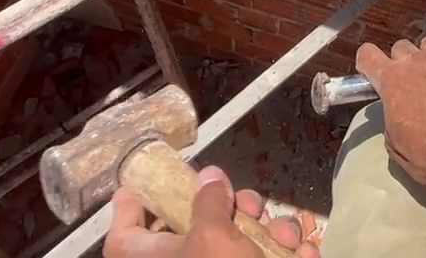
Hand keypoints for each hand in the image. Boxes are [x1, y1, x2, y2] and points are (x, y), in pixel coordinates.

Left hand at [102, 166, 317, 257]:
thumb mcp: (214, 238)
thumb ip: (209, 201)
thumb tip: (208, 177)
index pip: (124, 234)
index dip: (133, 203)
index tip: (153, 176)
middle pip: (193, 228)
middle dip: (230, 209)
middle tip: (250, 204)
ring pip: (235, 242)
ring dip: (267, 231)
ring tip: (285, 236)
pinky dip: (281, 253)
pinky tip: (301, 253)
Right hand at [354, 37, 425, 190]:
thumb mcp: (397, 146)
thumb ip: (391, 120)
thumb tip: (396, 114)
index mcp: (393, 81)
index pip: (368, 55)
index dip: (368, 61)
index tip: (371, 69)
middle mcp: (417, 62)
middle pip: (401, 47)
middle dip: (403, 62)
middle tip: (410, 83)